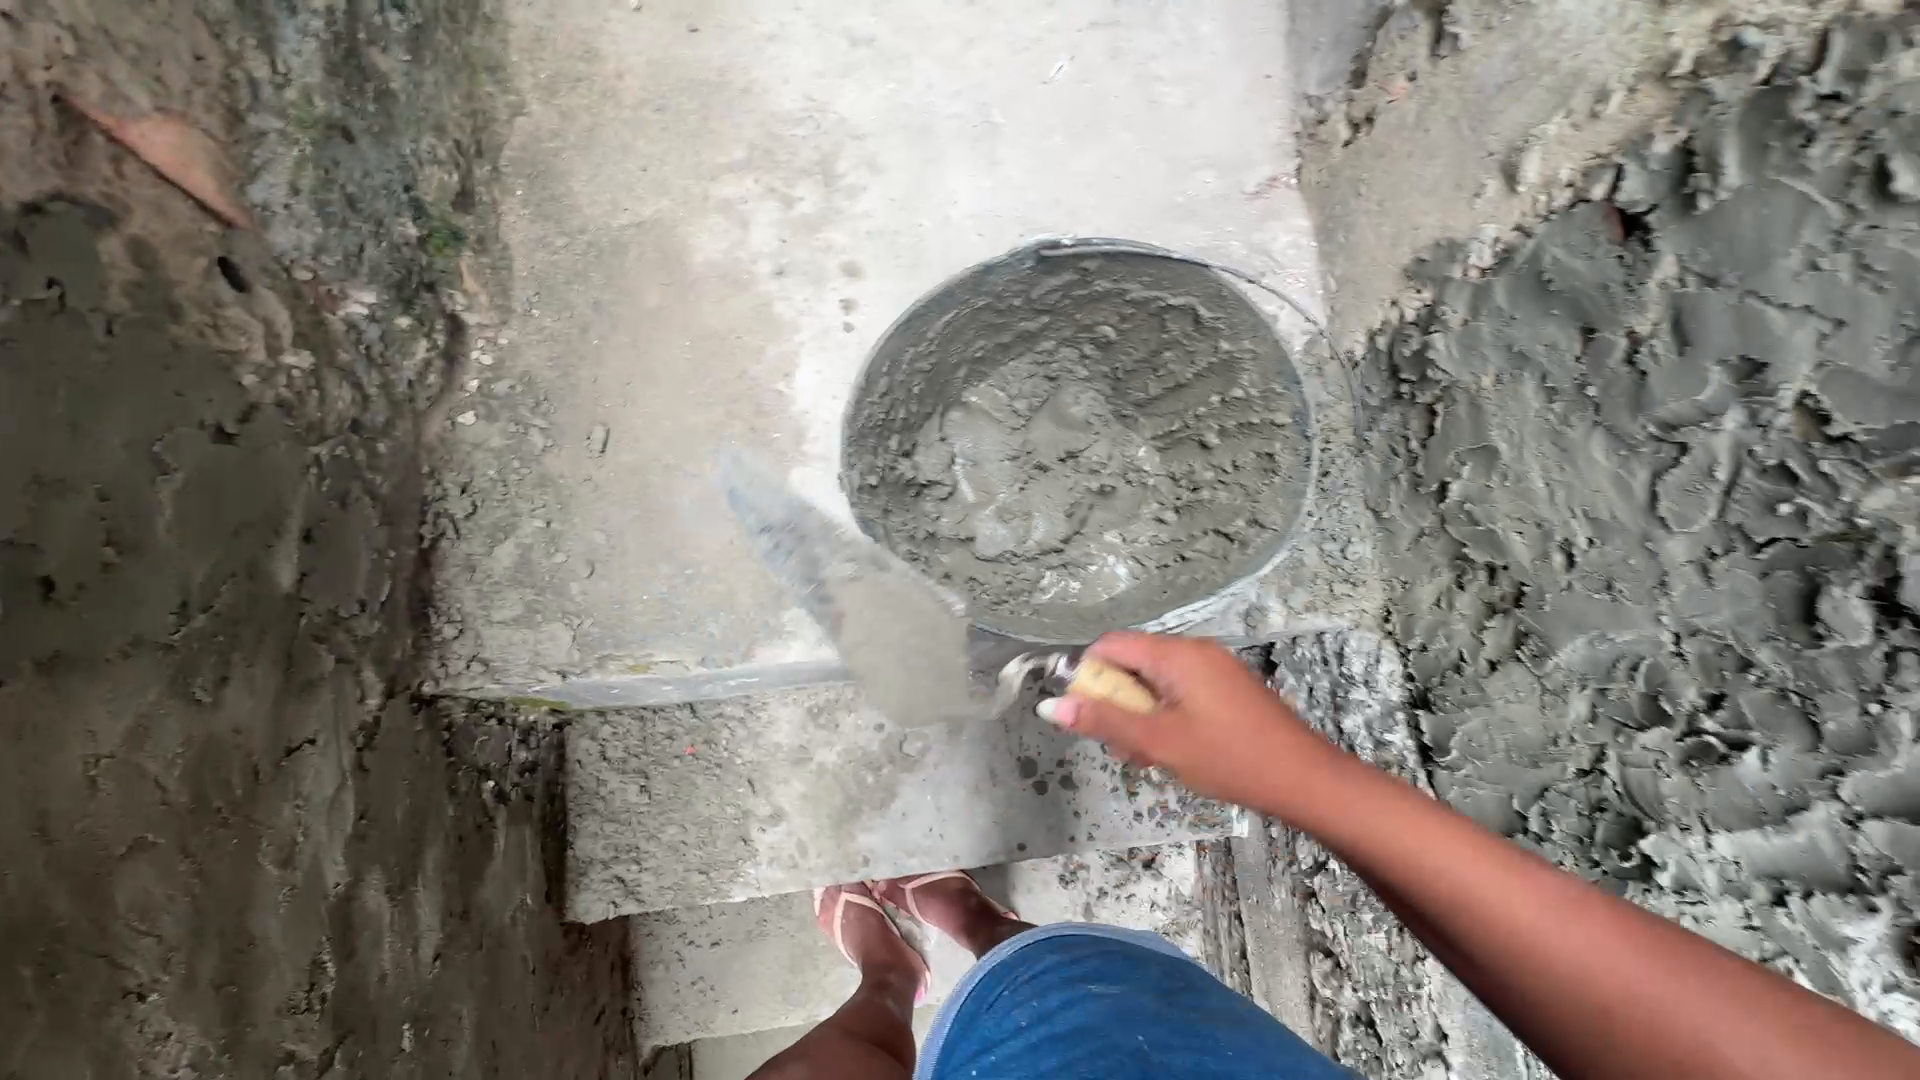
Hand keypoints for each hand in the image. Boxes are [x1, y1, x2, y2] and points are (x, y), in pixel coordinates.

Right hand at [1040, 631, 1337, 810]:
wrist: (1305, 780)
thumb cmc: (1230, 758)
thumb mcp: (1159, 742)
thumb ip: (1104, 722)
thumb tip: (1050, 706)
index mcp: (1176, 654)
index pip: (1111, 644)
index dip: (1088, 675)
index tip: (1087, 714)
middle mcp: (1194, 650)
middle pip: (1132, 662)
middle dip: (1117, 702)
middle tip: (1124, 746)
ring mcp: (1214, 667)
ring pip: (1155, 681)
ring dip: (1140, 715)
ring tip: (1150, 756)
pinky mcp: (1227, 687)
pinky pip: (1179, 690)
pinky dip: (1165, 715)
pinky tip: (1174, 751)